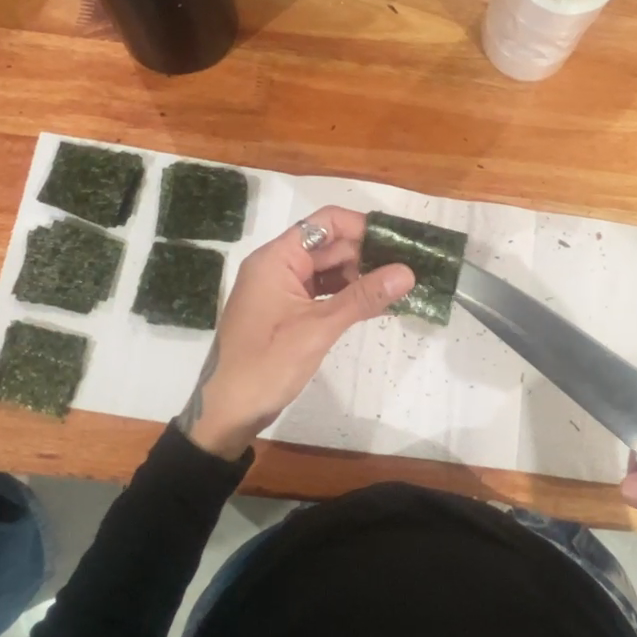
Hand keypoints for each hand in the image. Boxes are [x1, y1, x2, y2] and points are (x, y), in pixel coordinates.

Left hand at [177, 207, 414, 459]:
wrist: (227, 412)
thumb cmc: (266, 365)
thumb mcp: (318, 329)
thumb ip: (362, 297)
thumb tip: (408, 272)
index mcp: (276, 259)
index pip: (325, 223)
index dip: (363, 228)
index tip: (399, 244)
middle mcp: (277, 266)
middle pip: (329, 245)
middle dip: (367, 254)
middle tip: (409, 268)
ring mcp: (280, 290)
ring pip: (327, 270)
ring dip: (359, 276)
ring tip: (398, 286)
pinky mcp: (285, 312)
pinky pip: (320, 292)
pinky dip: (345, 296)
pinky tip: (374, 305)